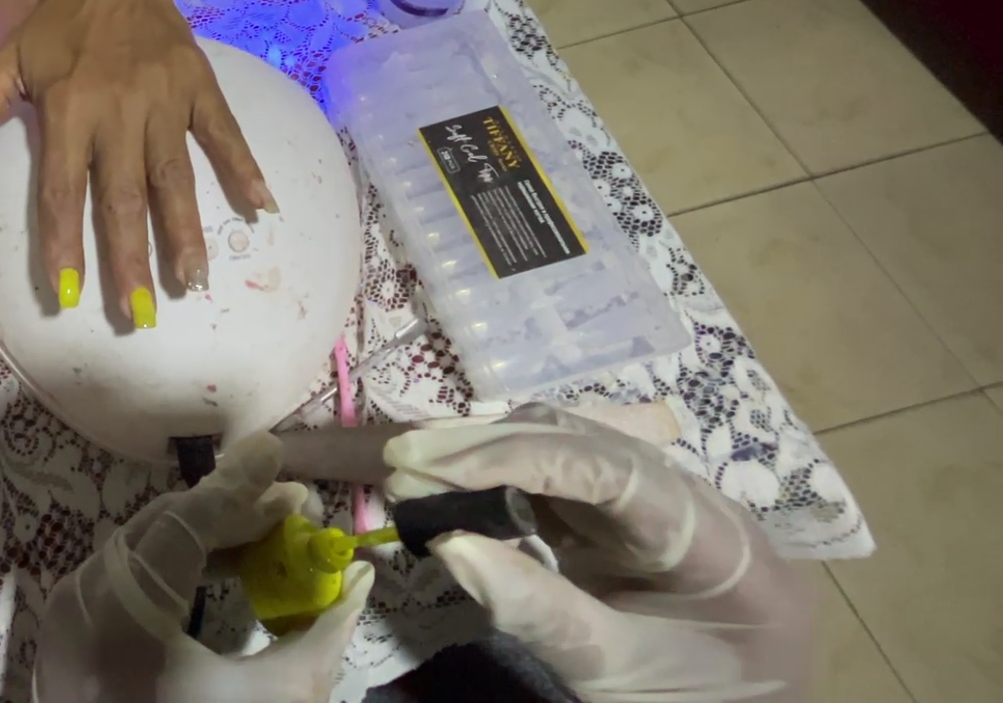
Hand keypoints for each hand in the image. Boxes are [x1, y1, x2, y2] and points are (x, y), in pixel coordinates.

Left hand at [0, 0, 274, 328]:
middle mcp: (118, 109)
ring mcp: (164, 98)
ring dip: (183, 232)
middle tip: (138, 314)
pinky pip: (223, 133)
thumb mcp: (3, 62)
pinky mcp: (199, 85)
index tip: (69, 295)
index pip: (63, 190)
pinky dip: (243, 168)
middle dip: (128, 259)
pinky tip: (259, 207)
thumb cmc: (55, 27)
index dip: (63, 245)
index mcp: (68, 108)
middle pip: (123, 196)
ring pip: (175, 176)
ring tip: (192, 282)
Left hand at [34, 433, 373, 702]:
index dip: (235, 485)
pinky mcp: (70, 617)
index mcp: (123, 611)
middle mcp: (85, 591)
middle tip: (292, 504)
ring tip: (271, 527)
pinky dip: (176, 558)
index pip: (183, 521)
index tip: (275, 450)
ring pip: (146, 539)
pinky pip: (128, 566)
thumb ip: (315, 644)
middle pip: (165, 523)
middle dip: (232, 507)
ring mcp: (70, 603)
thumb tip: (358, 582)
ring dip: (208, 530)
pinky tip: (225, 561)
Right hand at [385, 403, 813, 702]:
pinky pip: (544, 465)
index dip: (511, 459)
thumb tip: (444, 542)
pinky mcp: (613, 499)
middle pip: (570, 438)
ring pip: (551, 439)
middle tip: (400, 462)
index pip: (604, 468)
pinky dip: (489, 471)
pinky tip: (448, 482)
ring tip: (412, 467)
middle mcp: (685, 494)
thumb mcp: (616, 675)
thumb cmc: (686, 699)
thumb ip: (537, 611)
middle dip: (478, 446)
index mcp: (715, 541)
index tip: (429, 469)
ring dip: (476, 450)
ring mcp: (648, 489)